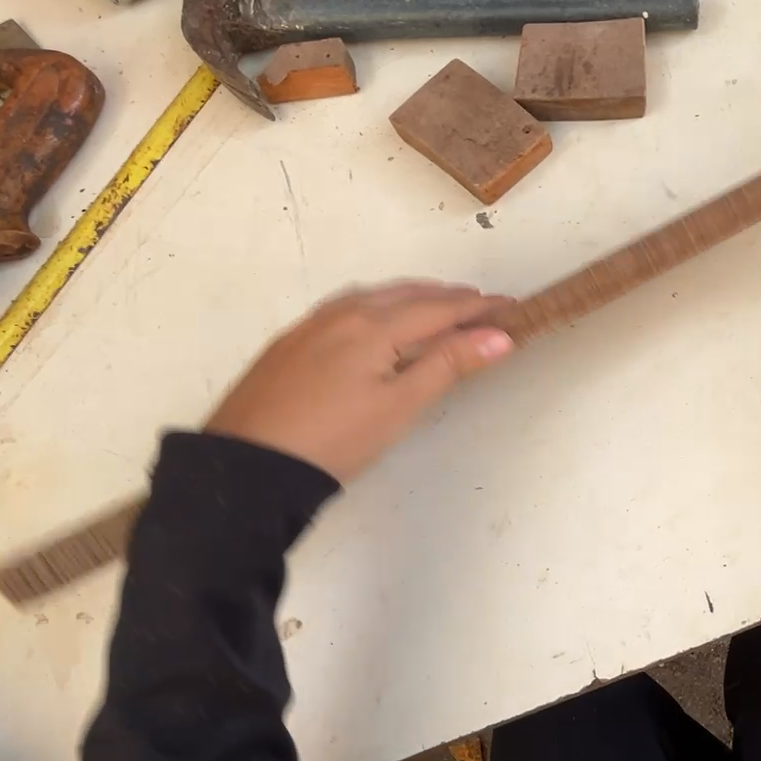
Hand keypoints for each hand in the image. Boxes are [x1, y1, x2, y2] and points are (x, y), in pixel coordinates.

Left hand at [206, 281, 512, 481]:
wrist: (248, 466)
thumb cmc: (335, 439)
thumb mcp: (400, 406)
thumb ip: (449, 364)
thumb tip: (499, 337)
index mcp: (374, 325)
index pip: (440, 307)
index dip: (480, 307)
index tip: (513, 307)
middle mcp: (343, 312)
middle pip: (409, 294)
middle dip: (450, 297)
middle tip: (485, 307)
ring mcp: (313, 324)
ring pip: (376, 296)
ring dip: (416, 298)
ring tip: (442, 309)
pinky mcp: (293, 340)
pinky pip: (350, 306)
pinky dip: (383, 306)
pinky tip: (383, 321)